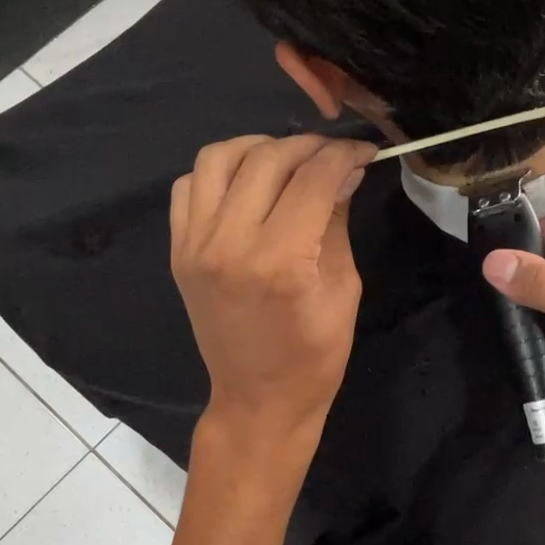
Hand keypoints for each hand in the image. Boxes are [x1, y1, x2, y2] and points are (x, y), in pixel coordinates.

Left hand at [170, 135, 376, 446]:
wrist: (258, 398)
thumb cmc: (315, 356)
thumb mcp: (344, 288)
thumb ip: (337, 222)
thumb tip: (344, 172)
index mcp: (281, 261)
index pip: (314, 179)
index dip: (345, 154)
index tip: (365, 151)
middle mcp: (230, 243)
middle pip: (268, 159)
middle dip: (309, 146)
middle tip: (334, 154)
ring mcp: (196, 245)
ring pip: (219, 158)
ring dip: (260, 147)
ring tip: (288, 160)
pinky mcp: (179, 250)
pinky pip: (190, 185)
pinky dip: (220, 172)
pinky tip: (248, 185)